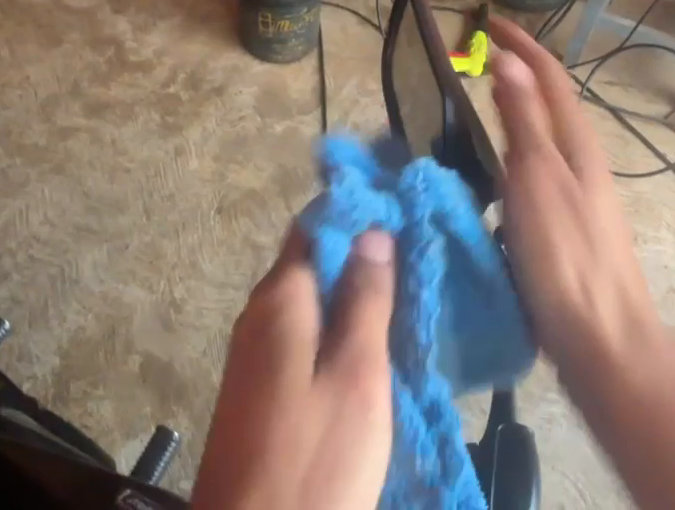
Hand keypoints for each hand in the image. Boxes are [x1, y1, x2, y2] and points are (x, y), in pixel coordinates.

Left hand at [190, 228, 396, 509]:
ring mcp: (255, 353)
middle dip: (361, 255)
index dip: (358, 214)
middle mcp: (259, 314)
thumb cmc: (313, 460)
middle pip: (312, 261)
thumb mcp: (356, 376)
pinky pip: (303, 337)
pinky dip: (338, 332)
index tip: (405, 213)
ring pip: (311, 302)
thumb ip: (365, 300)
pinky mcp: (261, 388)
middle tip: (419, 259)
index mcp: (280, 298)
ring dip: (353, 296)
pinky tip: (373, 348)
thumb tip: (372, 230)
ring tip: (408, 299)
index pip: (314, 225)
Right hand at [486, 17, 665, 382]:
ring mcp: (577, 194)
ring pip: (544, 134)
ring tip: (478, 102)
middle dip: (518, 71)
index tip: (486, 22)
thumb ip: (523, 119)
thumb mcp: (537, 179)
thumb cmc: (566, 256)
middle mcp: (581, 161)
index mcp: (576, 144)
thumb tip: (508, 58)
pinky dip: (512, 148)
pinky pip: (536, 167)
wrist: (604, 341)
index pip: (549, 76)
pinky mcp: (565, 225)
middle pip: (550, 101)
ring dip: (515, 108)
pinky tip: (492, 169)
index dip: (521, 44)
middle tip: (476, 58)